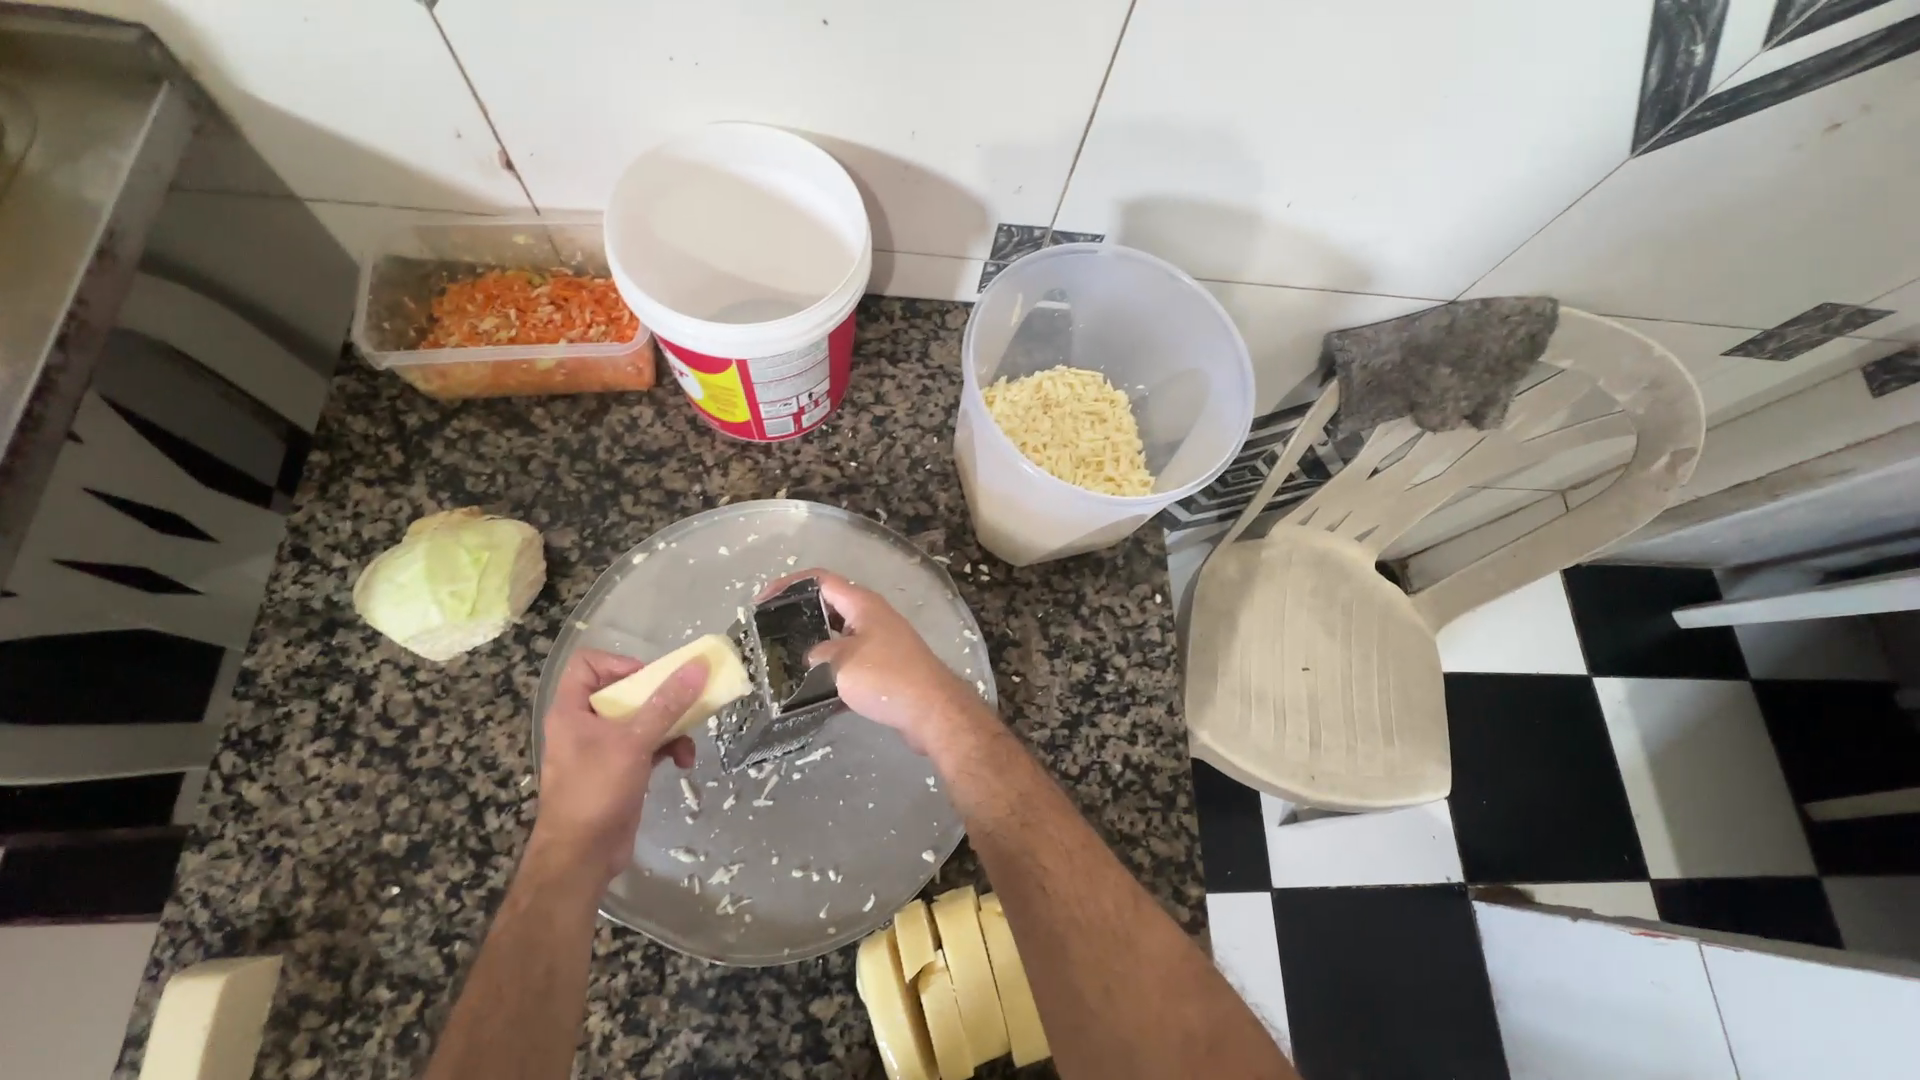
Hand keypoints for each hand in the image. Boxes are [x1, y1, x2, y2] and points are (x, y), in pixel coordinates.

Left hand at [529, 648, 702, 885]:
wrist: (582, 856)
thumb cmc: (596, 791)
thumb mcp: (634, 741)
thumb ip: (667, 703)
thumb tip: (698, 667)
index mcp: (572, 710)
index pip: (587, 664)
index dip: (619, 663)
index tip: (650, 677)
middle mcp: (585, 724)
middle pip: (624, 691)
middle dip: (659, 697)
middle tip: (684, 700)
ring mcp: (603, 749)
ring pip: (642, 719)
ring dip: (671, 726)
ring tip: (689, 739)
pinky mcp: (621, 770)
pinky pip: (649, 746)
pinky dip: (668, 749)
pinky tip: (683, 762)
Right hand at [775, 571, 999, 759]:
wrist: (933, 711)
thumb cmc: (887, 677)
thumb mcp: (840, 663)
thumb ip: (817, 655)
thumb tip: (812, 659)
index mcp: (862, 604)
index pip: (820, 580)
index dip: (788, 585)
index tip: (761, 601)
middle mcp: (872, 617)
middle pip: (828, 607)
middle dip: (799, 617)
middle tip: (771, 633)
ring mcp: (881, 642)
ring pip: (838, 637)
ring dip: (814, 648)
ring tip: (785, 663)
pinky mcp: (886, 668)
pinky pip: (850, 663)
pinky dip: (832, 673)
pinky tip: (814, 693)